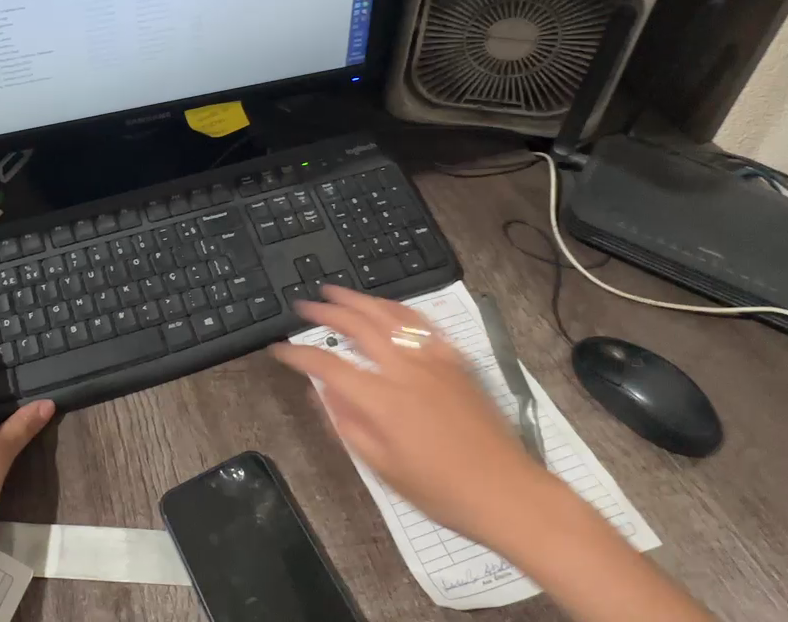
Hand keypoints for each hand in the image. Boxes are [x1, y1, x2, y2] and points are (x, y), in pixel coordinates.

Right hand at [270, 286, 554, 545]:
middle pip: (357, 326)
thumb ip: (348, 425)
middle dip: (324, 312)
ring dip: (357, 300)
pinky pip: (422, 323)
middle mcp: (405, 370)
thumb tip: (321, 393)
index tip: (279, 349)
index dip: (298, 355)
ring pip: (389, 315)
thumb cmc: (442, 491)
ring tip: (335, 292)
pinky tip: (386, 307)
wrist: (508, 494)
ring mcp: (434, 360)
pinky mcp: (456, 361)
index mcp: (382, 401)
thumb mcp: (384, 468)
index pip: (328, 366)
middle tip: (303, 307)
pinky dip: (398, 309)